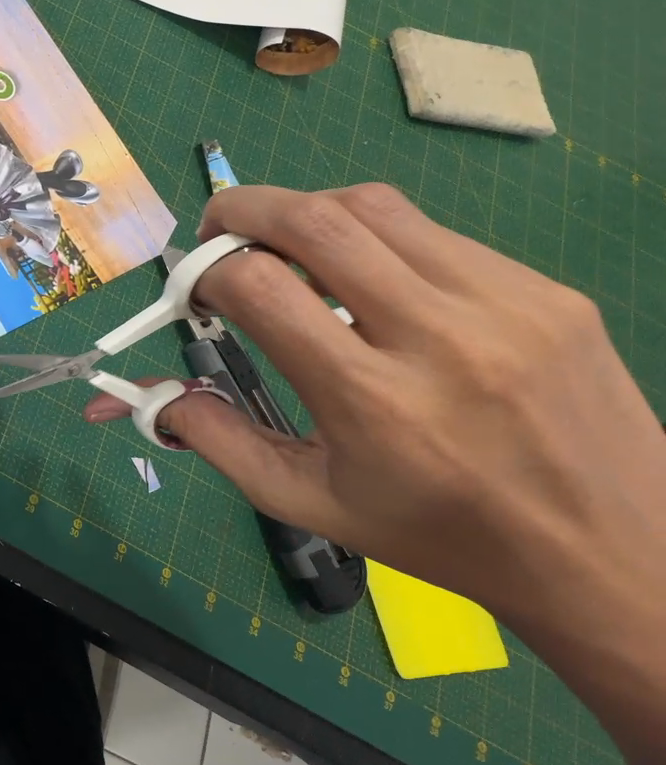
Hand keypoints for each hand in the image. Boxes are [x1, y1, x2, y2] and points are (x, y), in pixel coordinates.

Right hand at [83, 185, 665, 629]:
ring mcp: (507, 305)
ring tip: (287, 250)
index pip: (256, 285)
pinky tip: (372, 283)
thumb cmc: (439, 535)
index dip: (202, 273)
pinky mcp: (548, 292)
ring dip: (306, 214)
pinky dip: (375, 240)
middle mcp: (441, 338)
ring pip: (373, 206)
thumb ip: (213, 438)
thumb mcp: (306, 501)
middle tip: (217, 234)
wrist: (623, 559)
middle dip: (240, 211)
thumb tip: (145, 394)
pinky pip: (433, 233)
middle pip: (314, 219)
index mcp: (373, 400)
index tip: (194, 295)